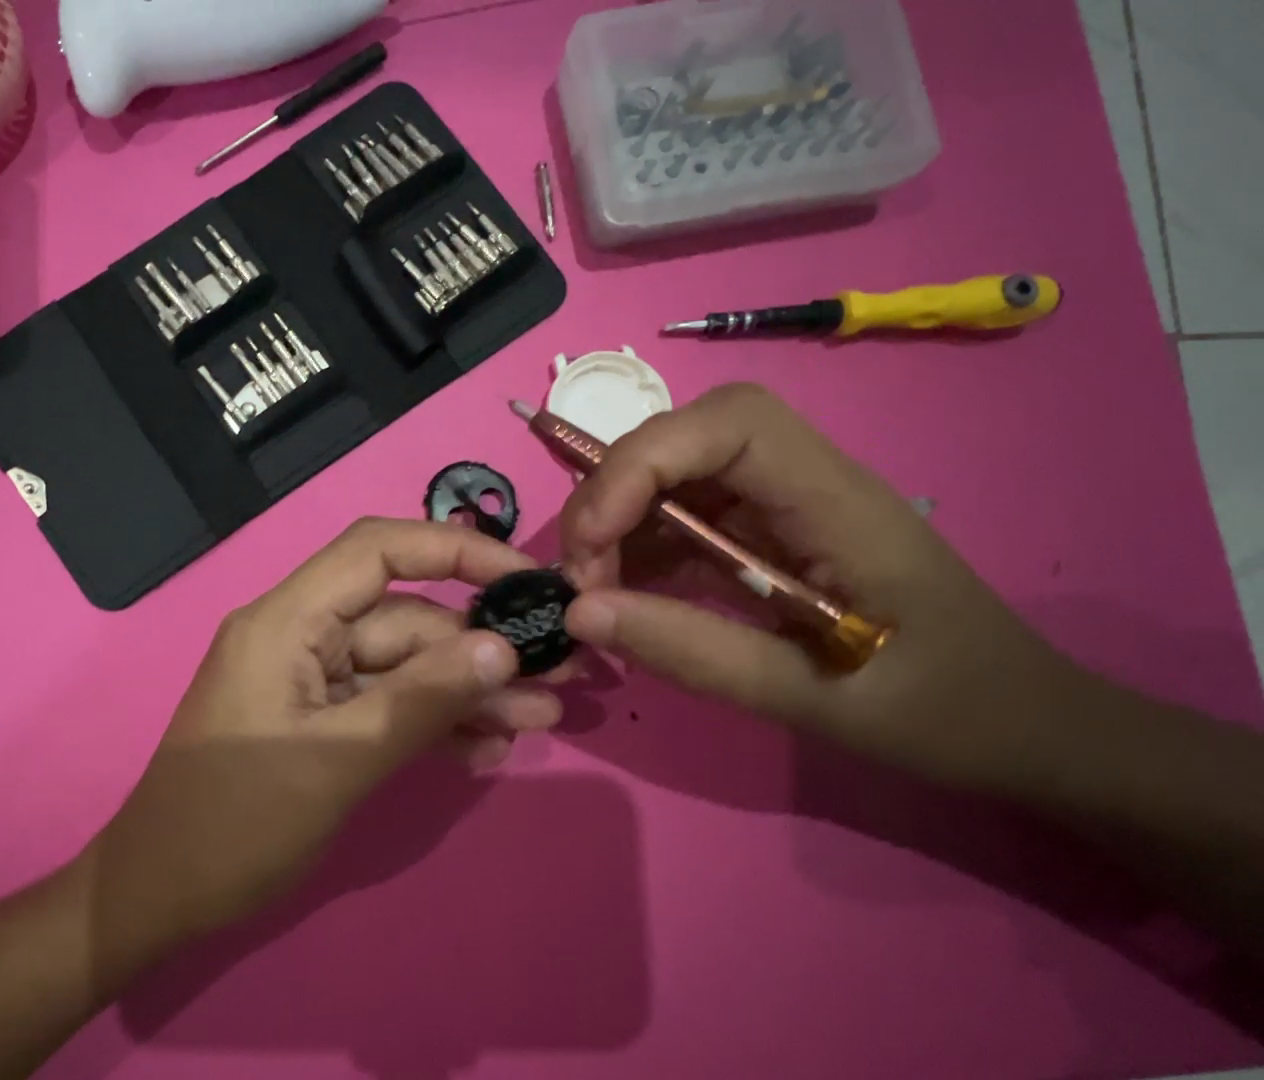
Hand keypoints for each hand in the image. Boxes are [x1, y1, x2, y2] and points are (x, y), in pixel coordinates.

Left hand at [86, 518, 562, 942]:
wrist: (160, 894)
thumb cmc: (237, 822)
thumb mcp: (339, 759)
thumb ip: (421, 699)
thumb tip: (502, 647)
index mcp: (287, 621)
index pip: (378, 549)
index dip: (455, 550)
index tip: (523, 577)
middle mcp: (298, 635)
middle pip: (402, 619)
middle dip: (477, 648)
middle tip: (557, 680)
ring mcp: (307, 682)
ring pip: (401, 669)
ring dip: (465, 693)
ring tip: (539, 724)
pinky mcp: (315, 723)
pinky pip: (383, 708)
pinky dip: (430, 724)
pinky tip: (484, 754)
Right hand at [559, 383, 1101, 797]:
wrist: (1032, 732)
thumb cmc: (948, 714)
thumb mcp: (815, 697)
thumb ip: (695, 652)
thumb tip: (578, 612)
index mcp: (839, 504)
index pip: (730, 424)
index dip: (641, 461)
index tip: (592, 542)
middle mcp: (808, 485)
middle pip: (690, 436)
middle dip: (617, 489)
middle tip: (580, 571)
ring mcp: (787, 509)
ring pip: (679, 476)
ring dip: (620, 522)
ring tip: (592, 591)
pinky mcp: (772, 538)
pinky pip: (688, 520)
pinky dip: (641, 550)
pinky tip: (624, 598)